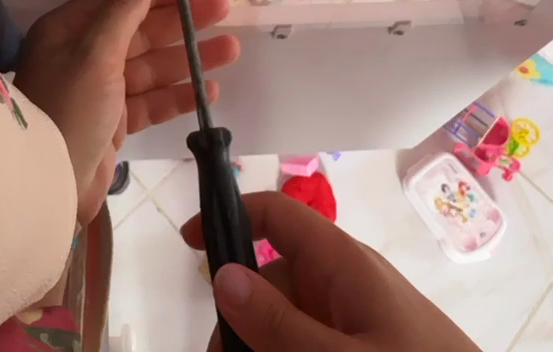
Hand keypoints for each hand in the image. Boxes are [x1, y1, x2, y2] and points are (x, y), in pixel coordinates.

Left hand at [12, 0, 239, 224]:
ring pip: (150, 67)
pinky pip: (150, 101)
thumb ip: (123, 12)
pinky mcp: (114, 123)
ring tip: (231, 48)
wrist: (50, 184)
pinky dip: (177, 95)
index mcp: (68, 31)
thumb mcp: (95, 53)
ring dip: (188, 58)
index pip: (118, 0)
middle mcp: (82, 55)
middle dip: (180, 22)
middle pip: (139, 31)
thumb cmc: (69, 107)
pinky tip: (208, 90)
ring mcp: (99, 90)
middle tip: (222, 8)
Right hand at [181, 192, 481, 351]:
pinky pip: (311, 343)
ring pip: (288, 321)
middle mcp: (345, 284)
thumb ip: (279, 322)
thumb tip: (220, 272)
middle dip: (238, 317)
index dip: (230, 216)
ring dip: (260, 343)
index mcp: (343, 263)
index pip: (276, 213)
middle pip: (271, 280)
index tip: (187, 244)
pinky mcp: (365, 347)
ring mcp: (357, 321)